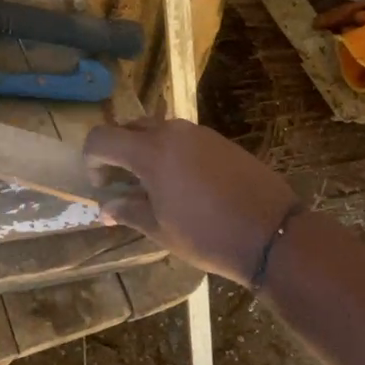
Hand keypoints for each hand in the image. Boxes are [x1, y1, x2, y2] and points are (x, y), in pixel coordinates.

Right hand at [84, 118, 299, 287]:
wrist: (272, 234)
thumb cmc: (209, 236)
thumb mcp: (162, 230)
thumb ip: (129, 211)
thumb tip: (105, 208)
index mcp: (149, 151)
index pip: (102, 139)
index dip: (91, 160)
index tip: (100, 186)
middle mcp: (170, 131)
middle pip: (128, 128)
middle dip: (117, 153)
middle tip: (121, 185)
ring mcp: (197, 132)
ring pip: (156, 130)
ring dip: (144, 150)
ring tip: (153, 185)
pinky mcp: (218, 139)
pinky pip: (182, 138)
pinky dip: (170, 152)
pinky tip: (183, 183)